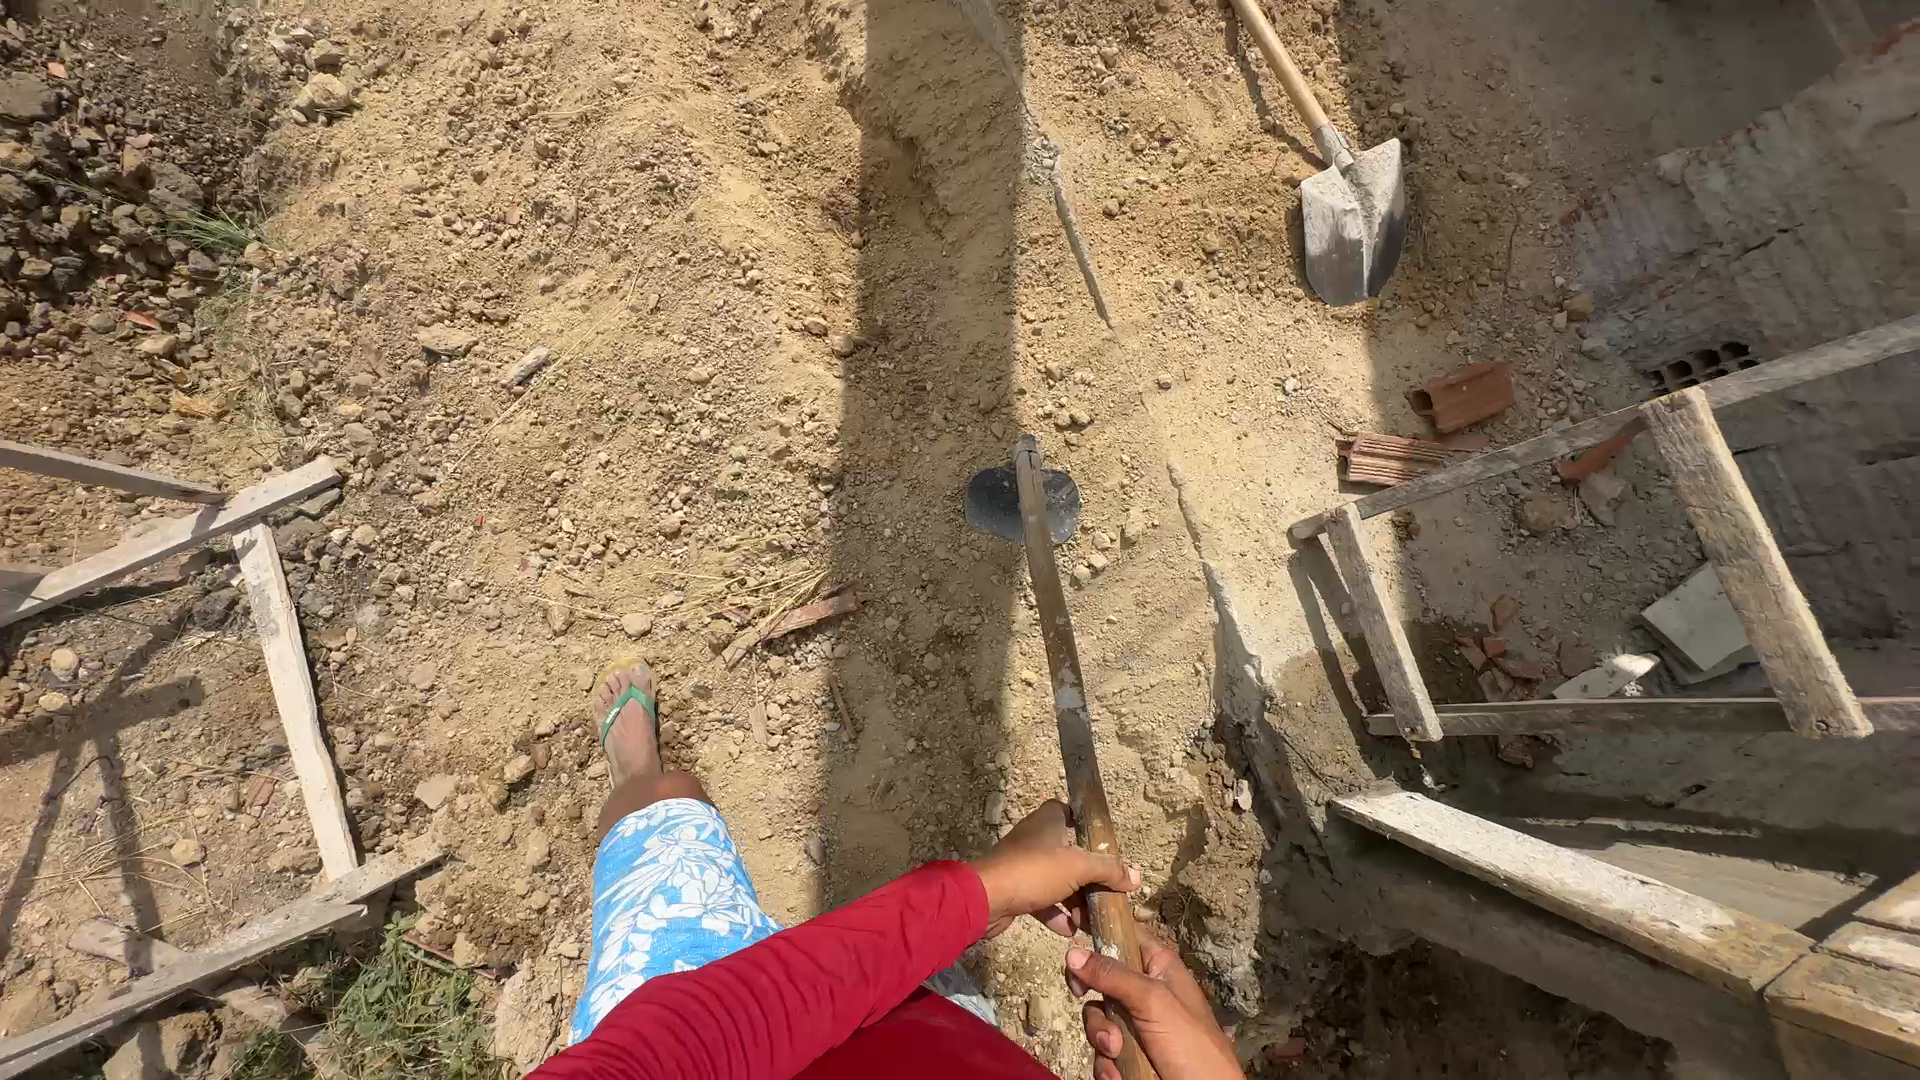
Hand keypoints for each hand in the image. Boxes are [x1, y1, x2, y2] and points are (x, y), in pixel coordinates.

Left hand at [970, 800, 1139, 937]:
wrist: (987, 898)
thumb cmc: (1034, 870)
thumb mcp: (1078, 866)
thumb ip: (1108, 869)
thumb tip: (1136, 875)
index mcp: (1048, 820)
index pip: (1070, 812)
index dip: (1087, 826)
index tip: (1106, 847)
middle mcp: (1036, 838)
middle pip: (1070, 853)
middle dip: (1089, 876)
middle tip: (1108, 894)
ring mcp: (1025, 864)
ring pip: (1059, 880)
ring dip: (1076, 899)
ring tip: (1092, 920)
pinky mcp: (1018, 889)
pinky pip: (1044, 900)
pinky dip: (1057, 914)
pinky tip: (1070, 931)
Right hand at [1068, 928, 1243, 1079]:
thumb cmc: (1190, 1044)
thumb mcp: (1152, 1001)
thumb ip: (1112, 975)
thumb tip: (1071, 952)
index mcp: (1157, 966)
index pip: (1124, 934)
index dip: (1099, 932)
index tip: (1073, 937)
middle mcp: (1144, 991)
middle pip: (1100, 979)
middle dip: (1095, 1000)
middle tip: (1081, 994)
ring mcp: (1136, 1025)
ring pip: (1098, 1018)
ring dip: (1101, 1037)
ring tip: (1116, 1052)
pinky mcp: (1130, 1056)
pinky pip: (1103, 1052)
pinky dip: (1107, 1065)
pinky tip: (1118, 1075)